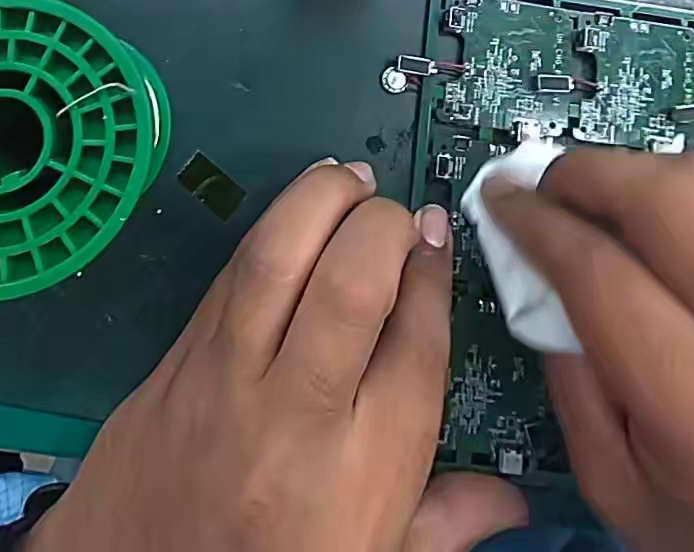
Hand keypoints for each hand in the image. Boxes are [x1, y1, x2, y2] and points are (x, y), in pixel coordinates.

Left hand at [26, 159, 525, 551]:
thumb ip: (442, 526)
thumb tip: (513, 501)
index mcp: (360, 479)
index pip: (416, 347)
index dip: (432, 275)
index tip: (435, 236)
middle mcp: (295, 416)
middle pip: (348, 287)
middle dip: (380, 227)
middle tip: (395, 208)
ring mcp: (226, 377)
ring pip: (276, 260)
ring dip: (319, 200)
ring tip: (350, 177)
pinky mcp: (180, 354)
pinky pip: (232, 272)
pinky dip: (272, 227)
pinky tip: (297, 207)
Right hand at [486, 149, 693, 551]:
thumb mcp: (615, 485)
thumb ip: (569, 369)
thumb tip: (537, 264)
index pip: (606, 277)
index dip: (537, 223)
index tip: (498, 197)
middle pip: (674, 205)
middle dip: (584, 175)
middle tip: (538, 187)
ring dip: (630, 171)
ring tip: (586, 195)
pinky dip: (675, 191)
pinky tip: (642, 216)